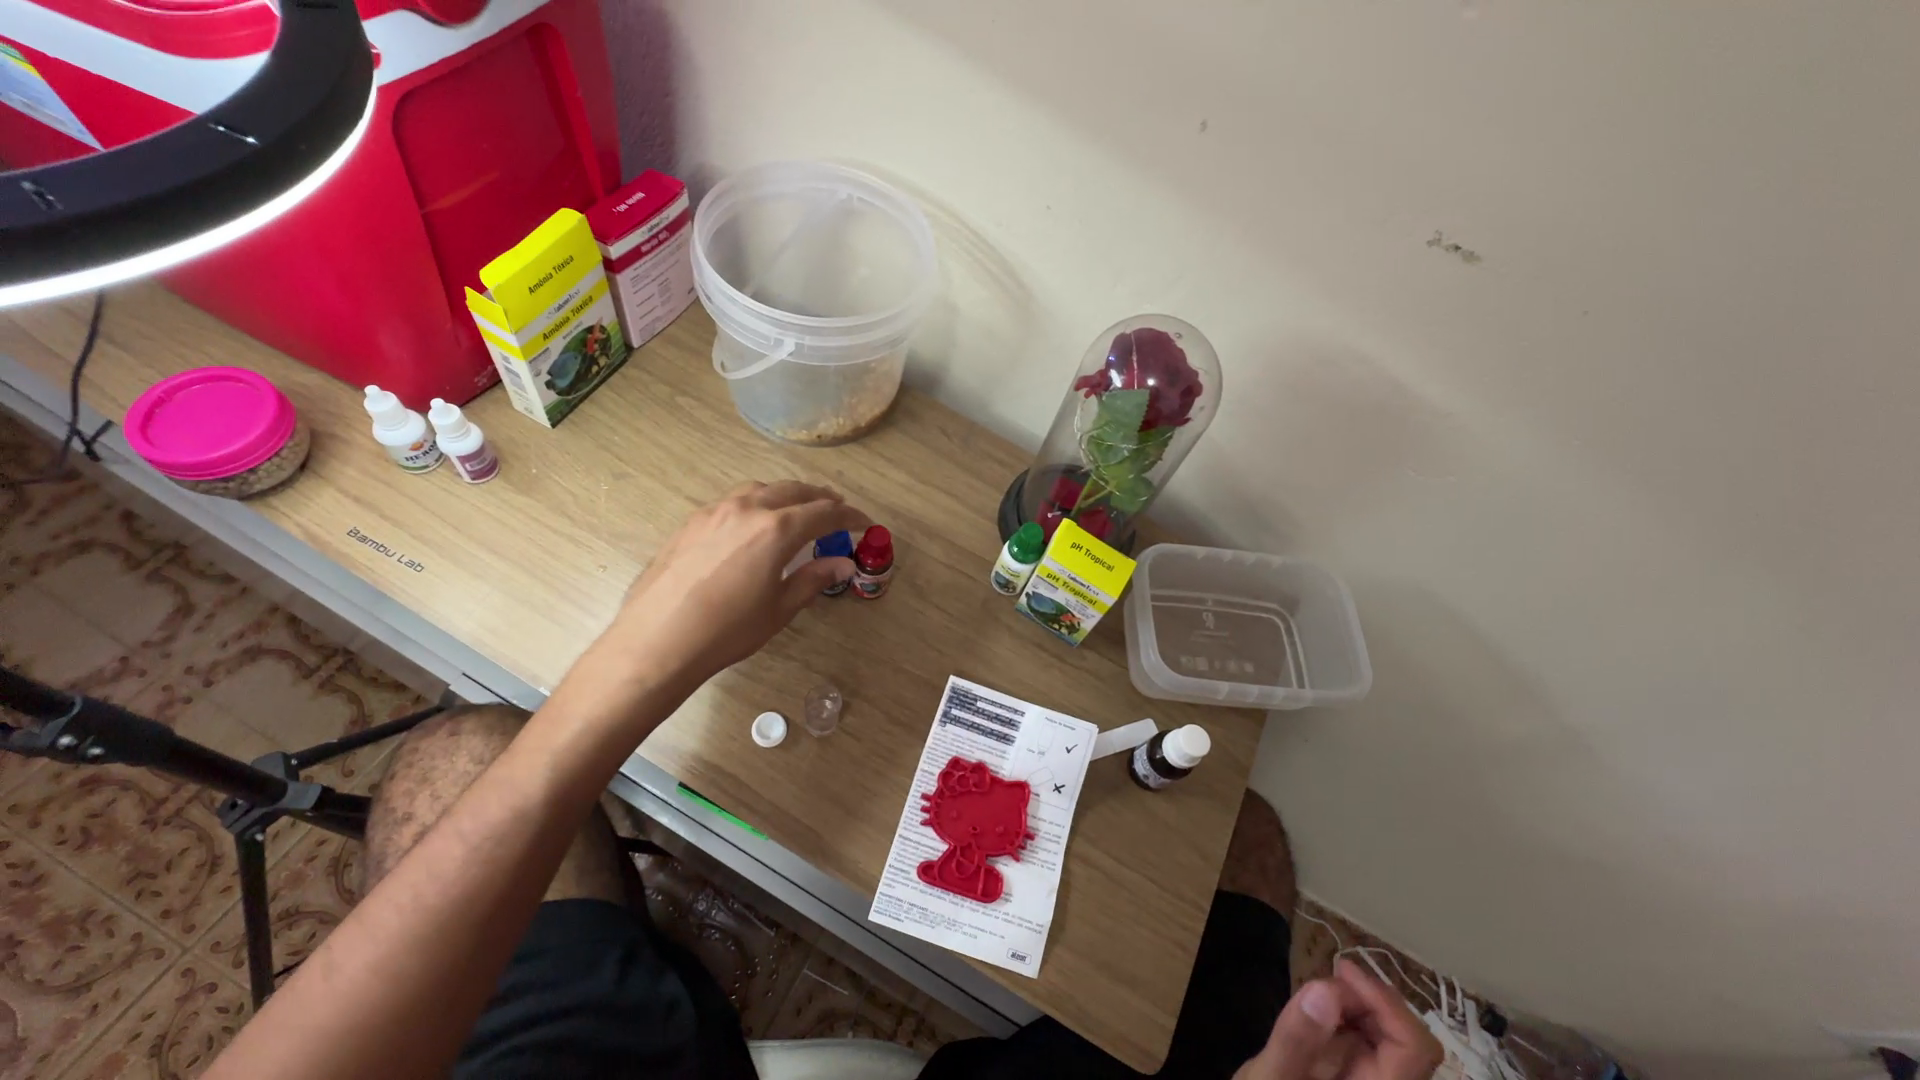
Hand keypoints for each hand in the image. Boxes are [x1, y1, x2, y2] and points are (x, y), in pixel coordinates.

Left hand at [591, 481, 868, 696]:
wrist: (658, 640)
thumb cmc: (727, 630)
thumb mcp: (779, 608)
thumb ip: (813, 579)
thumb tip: (843, 563)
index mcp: (776, 529)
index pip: (824, 513)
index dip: (850, 517)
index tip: (865, 524)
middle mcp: (747, 509)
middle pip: (793, 491)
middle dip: (820, 498)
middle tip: (837, 511)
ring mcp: (714, 511)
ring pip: (760, 489)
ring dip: (786, 495)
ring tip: (798, 512)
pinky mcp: (691, 522)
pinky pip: (733, 501)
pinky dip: (756, 504)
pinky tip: (754, 526)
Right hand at [1234, 958, 1444, 1079]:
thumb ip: (1297, 1040)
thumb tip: (1325, 989)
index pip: (1414, 1048)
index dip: (1385, 1003)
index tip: (1340, 971)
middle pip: (1405, 1039)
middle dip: (1363, 1003)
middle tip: (1316, 986)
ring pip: (1388, 1040)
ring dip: (1353, 1011)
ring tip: (1310, 1003)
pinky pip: (1371, 1050)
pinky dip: (1346, 1025)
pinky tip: (1315, 1024)